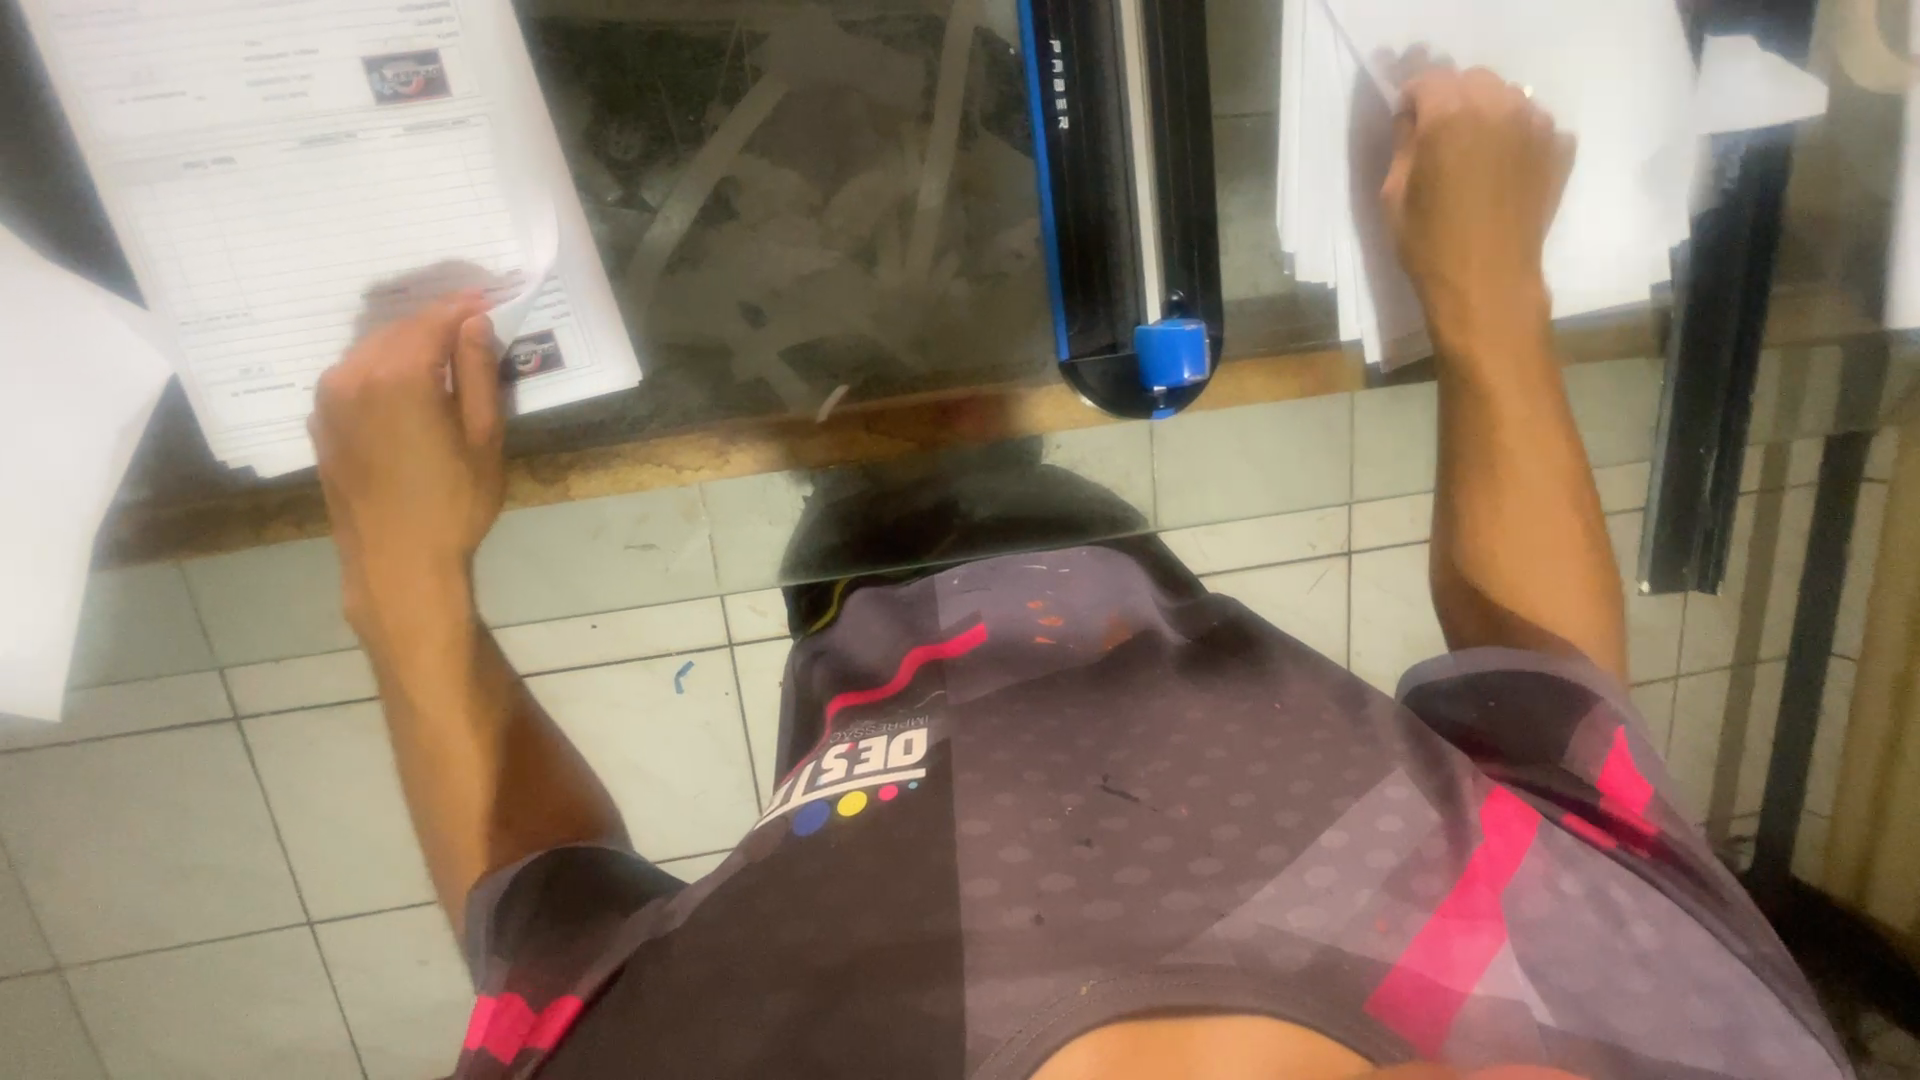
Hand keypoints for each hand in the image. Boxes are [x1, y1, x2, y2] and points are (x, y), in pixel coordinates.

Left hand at [311, 293, 502, 647]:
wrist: (395, 559)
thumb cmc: (455, 503)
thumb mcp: (484, 438)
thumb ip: (478, 375)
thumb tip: (476, 325)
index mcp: (398, 377)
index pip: (433, 322)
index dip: (464, 308)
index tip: (492, 300)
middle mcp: (352, 375)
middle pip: (399, 329)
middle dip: (437, 322)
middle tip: (476, 324)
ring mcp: (328, 398)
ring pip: (373, 348)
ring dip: (410, 343)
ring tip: (448, 352)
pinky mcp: (321, 419)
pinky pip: (354, 373)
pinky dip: (385, 366)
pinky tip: (412, 383)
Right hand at [1380, 66, 1573, 354]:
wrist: (1487, 282)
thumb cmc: (1427, 245)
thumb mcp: (1393, 197)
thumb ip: (1403, 145)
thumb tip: (1412, 117)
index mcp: (1450, 118)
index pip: (1429, 78)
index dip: (1412, 97)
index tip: (1404, 122)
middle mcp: (1500, 107)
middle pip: (1472, 79)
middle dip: (1451, 99)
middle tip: (1436, 139)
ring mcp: (1537, 123)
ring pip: (1506, 96)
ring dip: (1485, 114)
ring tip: (1472, 155)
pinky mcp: (1559, 145)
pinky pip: (1533, 124)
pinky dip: (1514, 136)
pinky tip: (1501, 172)